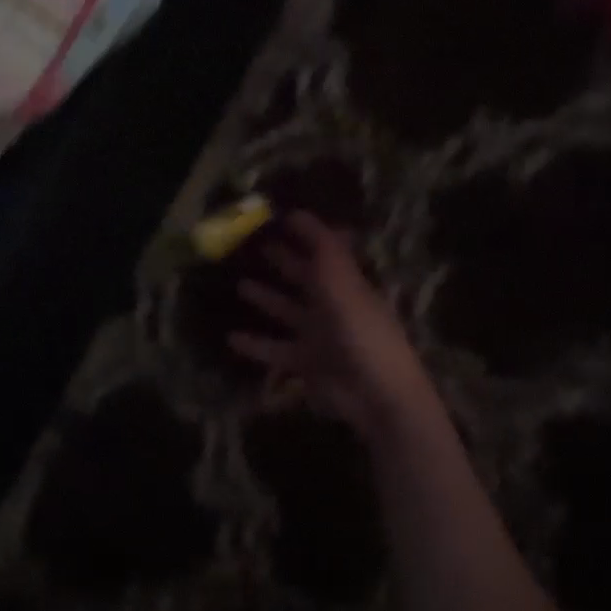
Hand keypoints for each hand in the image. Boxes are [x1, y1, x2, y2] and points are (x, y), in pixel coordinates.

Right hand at [228, 212, 444, 435]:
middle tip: (255, 245)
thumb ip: (323, 252)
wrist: (379, 396)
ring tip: (240, 285)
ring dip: (267, 299)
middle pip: (305, 278)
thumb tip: (301, 214)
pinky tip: (231, 337)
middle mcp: (333, 307)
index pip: (326, 251)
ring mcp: (319, 337)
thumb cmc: (364, 335)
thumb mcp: (344, 287)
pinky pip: (276, 350)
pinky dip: (255, 344)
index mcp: (347, 285)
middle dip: (284, 261)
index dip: (307, 234)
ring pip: (288, 312)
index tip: (281, 217)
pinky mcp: (307, 364)